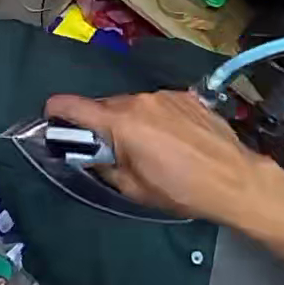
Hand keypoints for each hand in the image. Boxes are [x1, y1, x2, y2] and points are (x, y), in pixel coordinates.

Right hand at [43, 90, 283, 227]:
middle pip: (107, 106)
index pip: (76, 106)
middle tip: (108, 148)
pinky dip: (157, 117)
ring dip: (132, 120)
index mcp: (122, 121)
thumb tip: (91, 155)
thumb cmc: (180, 189)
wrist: (233, 178)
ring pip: (135, 104)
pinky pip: (160, 104)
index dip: (58, 110)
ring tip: (148, 146)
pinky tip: (171, 138)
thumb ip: (104, 167)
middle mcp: (142, 100)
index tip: (51, 116)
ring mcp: (168, 95)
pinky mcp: (188, 97)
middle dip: (101, 124)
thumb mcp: (133, 188)